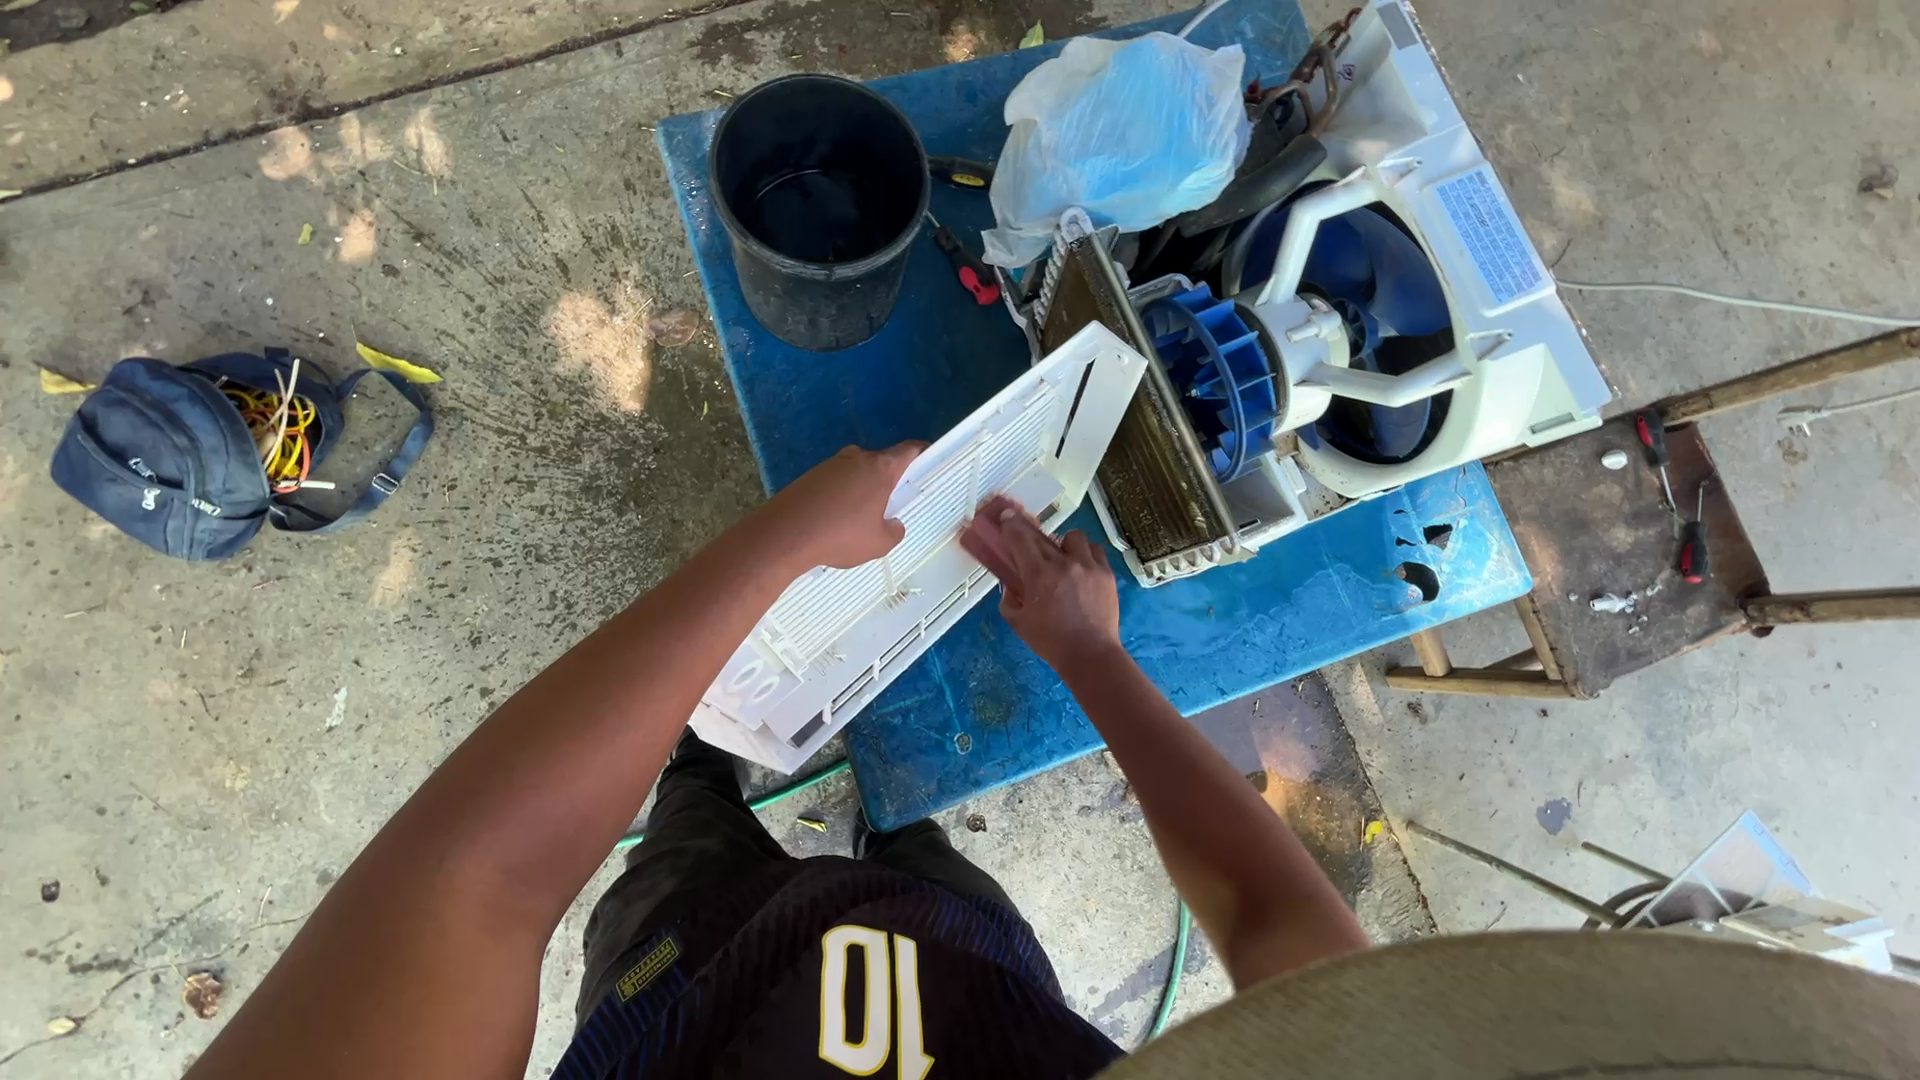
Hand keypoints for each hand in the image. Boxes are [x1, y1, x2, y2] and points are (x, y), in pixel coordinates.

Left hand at [759, 442, 924, 569]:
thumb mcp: (879, 544)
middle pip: (880, 462)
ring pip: (856, 473)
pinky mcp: (809, 476)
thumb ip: (894, 531)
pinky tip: (834, 520)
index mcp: (880, 468)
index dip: (922, 452)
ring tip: (858, 519)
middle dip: (888, 480)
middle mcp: (856, 458)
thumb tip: (893, 523)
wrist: (785, 534)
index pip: (908, 450)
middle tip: (890, 504)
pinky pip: (835, 482)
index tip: (929, 459)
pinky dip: (840, 496)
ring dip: (862, 489)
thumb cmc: (840, 535)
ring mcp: (829, 465)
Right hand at [960, 495, 1122, 677]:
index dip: (1011, 525)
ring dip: (1064, 544)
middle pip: (1042, 535)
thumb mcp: (1018, 622)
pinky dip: (1085, 554)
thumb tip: (1011, 585)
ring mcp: (1088, 566)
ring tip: (1062, 558)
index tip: (1006, 517)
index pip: (1020, 538)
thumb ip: (1009, 599)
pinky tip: (1081, 567)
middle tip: (1027, 538)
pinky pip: (1095, 551)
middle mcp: (1063, 563)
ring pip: (1073, 537)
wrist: (1090, 654)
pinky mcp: (1106, 574)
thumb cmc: (1050, 642)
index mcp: (1039, 574)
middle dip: (1030, 532)